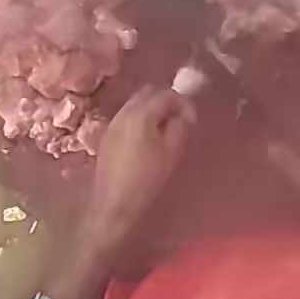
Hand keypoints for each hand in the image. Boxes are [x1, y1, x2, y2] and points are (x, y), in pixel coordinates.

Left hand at [82, 86, 194, 246]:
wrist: (114, 206)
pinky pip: (127, 116)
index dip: (183, 103)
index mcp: (141, 113)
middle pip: (148, 92)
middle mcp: (124, 112)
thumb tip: (183, 114)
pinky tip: (148, 138)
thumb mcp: (172, 152)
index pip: (166, 94)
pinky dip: (141, 118)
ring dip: (153, 109)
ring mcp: (113, 123)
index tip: (191, 120)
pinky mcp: (107, 136)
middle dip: (166, 100)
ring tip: (165, 130)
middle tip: (180, 120)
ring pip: (136, 103)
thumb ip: (180, 126)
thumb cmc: (147, 179)